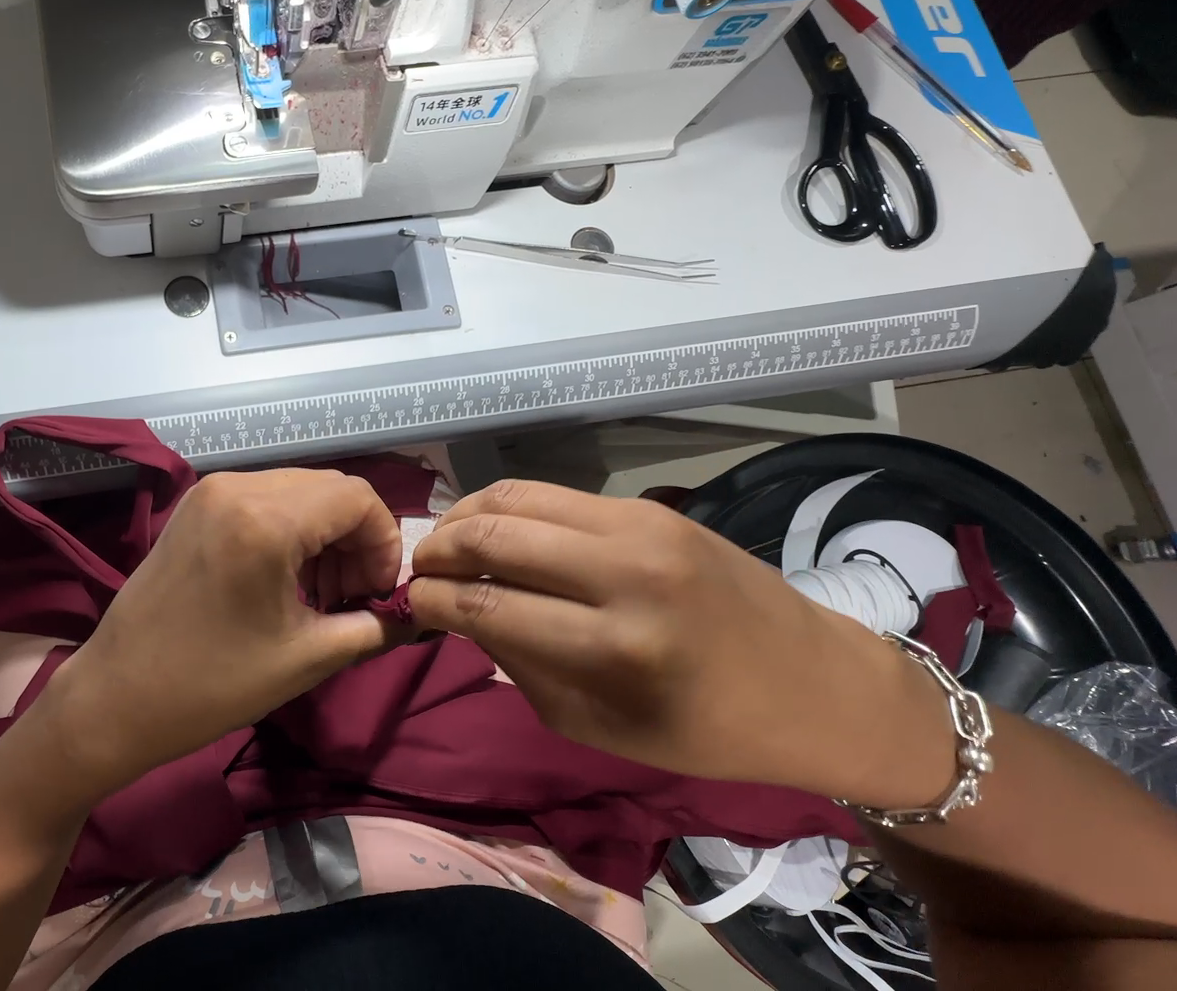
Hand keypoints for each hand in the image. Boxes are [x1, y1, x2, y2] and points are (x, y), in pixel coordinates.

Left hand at [34, 469, 410, 798]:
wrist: (117, 696)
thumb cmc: (212, 684)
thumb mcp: (306, 658)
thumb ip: (374, 627)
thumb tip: (415, 613)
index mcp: (264, 519)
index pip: (358, 499)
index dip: (383, 544)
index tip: (378, 594)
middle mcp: (236, 488)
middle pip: (328, 491)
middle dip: (356, 540)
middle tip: (353, 598)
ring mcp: (209, 493)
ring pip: (297, 493)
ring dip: (324, 536)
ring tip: (322, 595)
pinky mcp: (193, 507)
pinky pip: (262, 501)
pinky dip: (290, 531)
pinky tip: (287, 579)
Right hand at [406, 480, 955, 808]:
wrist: (816, 685)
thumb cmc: (704, 730)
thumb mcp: (593, 725)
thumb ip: (516, 663)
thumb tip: (457, 613)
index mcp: (614, 649)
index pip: (482, 605)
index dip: (430, 600)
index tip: (409, 603)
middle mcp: (624, 574)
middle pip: (490, 536)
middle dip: (436, 550)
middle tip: (418, 569)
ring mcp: (640, 527)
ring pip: (514, 497)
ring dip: (464, 516)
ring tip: (446, 542)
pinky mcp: (650, 507)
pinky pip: (553, 495)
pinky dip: (507, 509)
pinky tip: (494, 530)